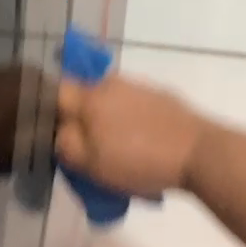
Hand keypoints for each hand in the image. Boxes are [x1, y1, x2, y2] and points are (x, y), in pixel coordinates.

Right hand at [55, 74, 208, 197]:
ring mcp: (140, 88)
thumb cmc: (139, 161)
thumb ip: (66, 145)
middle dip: (79, 119)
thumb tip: (58, 132)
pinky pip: (133, 107)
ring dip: (105, 121)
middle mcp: (112, 83)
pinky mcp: (162, 97)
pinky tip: (139, 144)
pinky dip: (129, 122)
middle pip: (83, 97)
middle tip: (83, 148)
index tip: (48, 131)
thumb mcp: (92, 163)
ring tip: (115, 150)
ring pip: (109, 101)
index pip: (55, 91)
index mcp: (90, 97)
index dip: (45, 109)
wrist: (200, 153)